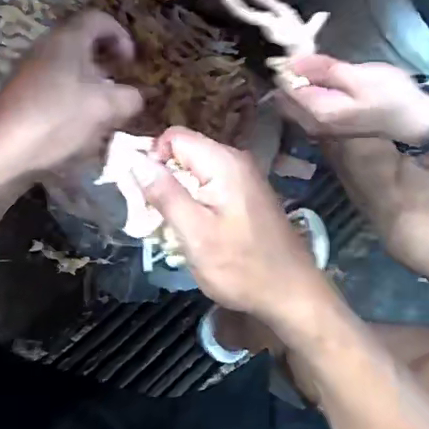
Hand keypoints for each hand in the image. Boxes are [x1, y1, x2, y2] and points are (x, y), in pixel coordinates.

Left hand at [0, 12, 143, 174]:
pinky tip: (78, 122)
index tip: (131, 63)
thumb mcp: (107, 108)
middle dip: (107, 59)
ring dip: (91, 79)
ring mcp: (29, 69)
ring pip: (68, 63)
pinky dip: (73, 94)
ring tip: (104, 106)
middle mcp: (45, 46)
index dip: (121, 35)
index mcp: (67, 40)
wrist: (1, 153)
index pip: (98, 19)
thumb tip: (136, 96)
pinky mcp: (20, 92)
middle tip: (121, 81)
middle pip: (82, 40)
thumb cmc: (58, 119)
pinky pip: (55, 82)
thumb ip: (131, 97)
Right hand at [133, 127, 332, 321]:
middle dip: (163, 178)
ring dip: (178, 193)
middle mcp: (237, 161)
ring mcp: (246, 178)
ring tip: (172, 226)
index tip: (144, 193)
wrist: (292, 291)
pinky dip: (197, 202)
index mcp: (224, 163)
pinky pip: (212, 185)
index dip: (152, 158)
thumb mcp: (195, 234)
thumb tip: (136, 160)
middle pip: (186, 152)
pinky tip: (196, 230)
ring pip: (197, 171)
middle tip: (154, 215)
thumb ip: (165, 194)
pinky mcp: (248, 195)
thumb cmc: (242, 267)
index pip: (174, 136)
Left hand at [277, 55, 428, 144]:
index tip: (295, 47)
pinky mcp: (327, 124)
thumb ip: (322, 70)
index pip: (284, 86)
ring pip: (292, 102)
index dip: (286, 64)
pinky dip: (306, 90)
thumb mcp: (357, 76)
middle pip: (283, 97)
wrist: (414, 119)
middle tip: (303, 53)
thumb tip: (291, 61)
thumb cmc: (390, 95)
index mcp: (317, 112)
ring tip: (312, 62)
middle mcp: (311, 124)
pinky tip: (319, 77)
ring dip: (296, 82)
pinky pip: (304, 106)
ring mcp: (319, 127)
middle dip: (287, 74)